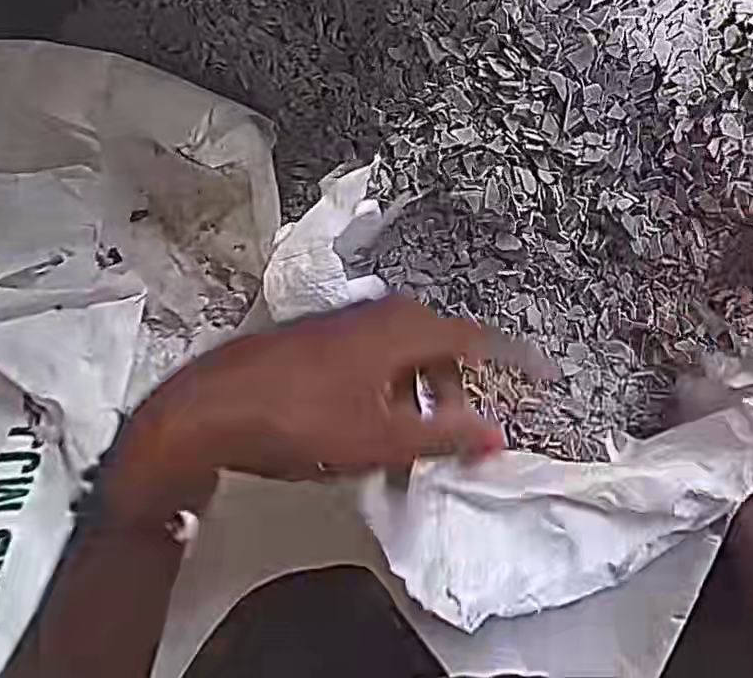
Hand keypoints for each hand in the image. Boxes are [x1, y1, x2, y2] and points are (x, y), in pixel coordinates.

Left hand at [104, 296, 549, 525]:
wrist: (211, 406)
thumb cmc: (301, 418)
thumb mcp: (382, 438)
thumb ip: (444, 435)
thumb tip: (495, 436)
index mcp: (407, 329)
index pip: (477, 340)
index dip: (512, 359)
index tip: (541, 372)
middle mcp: (385, 313)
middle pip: (442, 348)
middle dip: (456, 391)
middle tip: (458, 433)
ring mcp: (353, 321)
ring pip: (408, 354)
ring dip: (421, 393)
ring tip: (411, 439)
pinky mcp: (328, 335)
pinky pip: (380, 355)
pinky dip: (392, 386)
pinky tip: (373, 422)